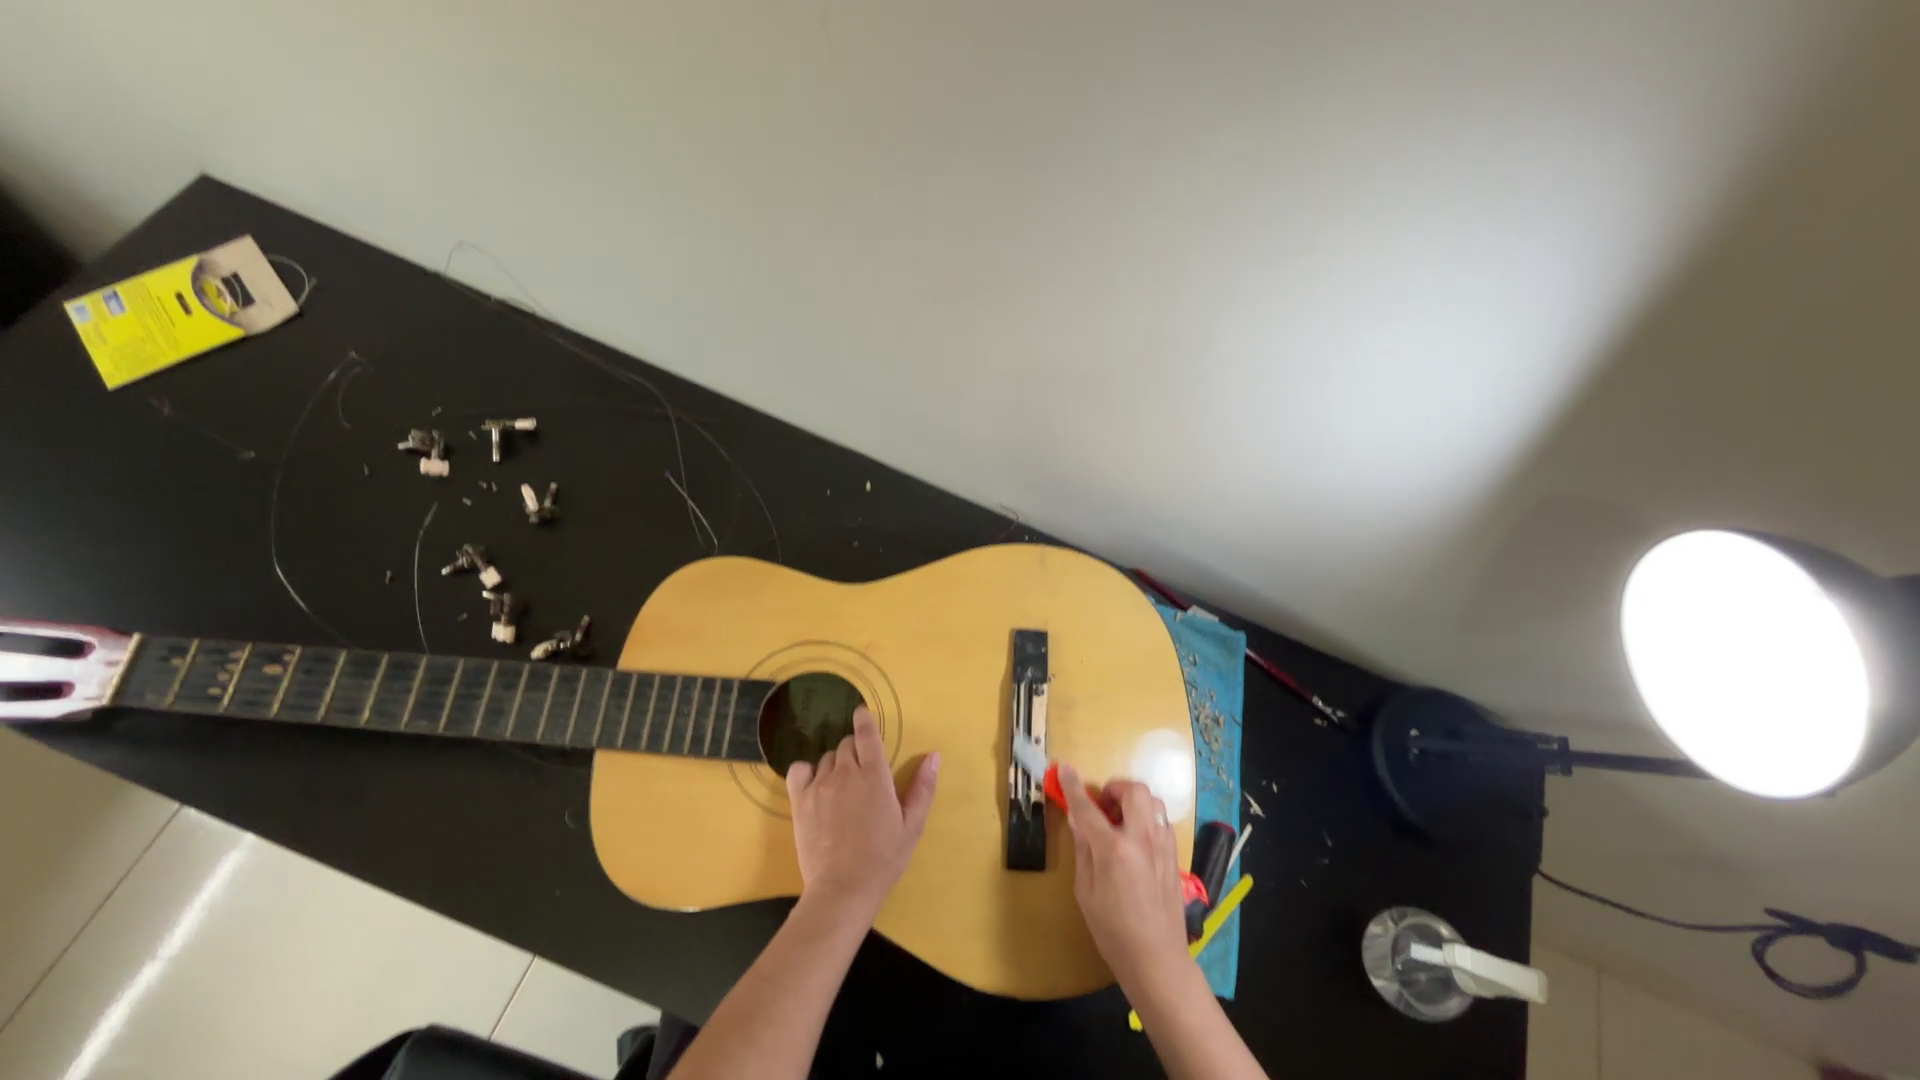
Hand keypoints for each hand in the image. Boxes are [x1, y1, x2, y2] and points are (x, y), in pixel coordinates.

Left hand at [785, 706, 938, 917]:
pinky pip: (800, 770)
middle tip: (862, 772)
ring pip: (826, 758)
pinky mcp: (800, 800)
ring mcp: (820, 785)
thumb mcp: (912, 825)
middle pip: (846, 745)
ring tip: (842, 786)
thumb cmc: (884, 858)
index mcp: (875, 776)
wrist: (844, 887)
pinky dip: (807, 771)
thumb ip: (923, 787)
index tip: (862, 714)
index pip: (866, 734)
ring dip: (836, 763)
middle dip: (855, 750)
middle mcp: (846, 773)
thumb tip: (934, 755)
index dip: (864, 720)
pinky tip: (815, 785)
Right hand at [1059, 765, 1192, 988]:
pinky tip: (1134, 841)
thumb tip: (1077, 818)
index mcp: (1113, 849)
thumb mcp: (1085, 890)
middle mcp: (1141, 839)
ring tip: (1118, 821)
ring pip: (1152, 802)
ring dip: (1133, 801)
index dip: (1073, 786)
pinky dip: (1145, 819)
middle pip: (1133, 791)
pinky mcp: (1174, 854)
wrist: (1156, 958)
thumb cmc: (1111, 930)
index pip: (1088, 807)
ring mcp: (1162, 845)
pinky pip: (1160, 821)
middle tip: (1100, 805)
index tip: (1064, 769)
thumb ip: (1083, 849)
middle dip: (1114, 788)